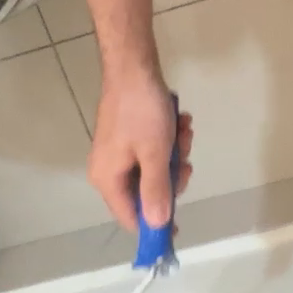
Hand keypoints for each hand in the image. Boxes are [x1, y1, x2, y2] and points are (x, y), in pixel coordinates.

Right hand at [88, 68, 194, 231]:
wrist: (134, 66)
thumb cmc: (142, 111)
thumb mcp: (155, 154)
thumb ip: (156, 190)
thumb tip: (157, 225)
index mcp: (107, 179)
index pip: (129, 217)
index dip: (154, 225)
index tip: (179, 227)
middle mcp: (109, 168)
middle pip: (146, 191)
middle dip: (171, 175)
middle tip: (185, 160)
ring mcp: (119, 150)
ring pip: (155, 167)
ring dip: (175, 151)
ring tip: (183, 130)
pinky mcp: (130, 133)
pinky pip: (154, 147)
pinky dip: (170, 137)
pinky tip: (180, 120)